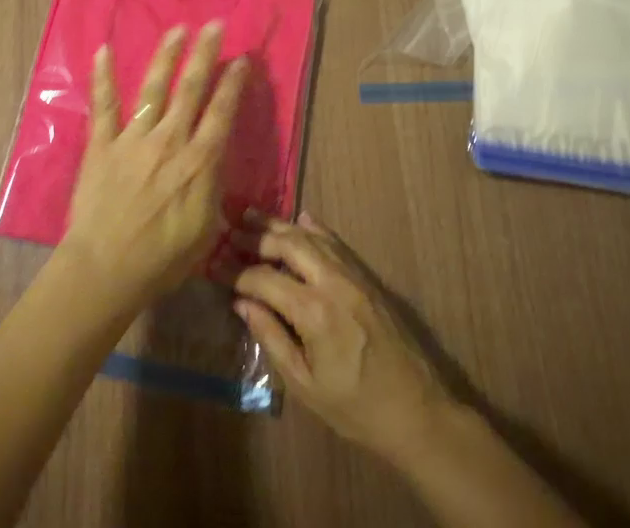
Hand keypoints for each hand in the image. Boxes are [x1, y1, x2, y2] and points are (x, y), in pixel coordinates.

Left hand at [58, 22, 247, 314]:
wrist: (108, 267)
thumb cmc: (163, 260)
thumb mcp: (206, 231)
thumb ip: (211, 193)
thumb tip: (214, 171)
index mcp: (200, 163)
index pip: (222, 112)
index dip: (234, 83)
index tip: (242, 59)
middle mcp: (170, 141)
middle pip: (191, 89)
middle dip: (205, 54)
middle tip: (214, 25)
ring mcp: (133, 139)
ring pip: (154, 89)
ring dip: (166, 57)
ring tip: (177, 29)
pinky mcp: (101, 145)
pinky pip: (104, 106)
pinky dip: (104, 77)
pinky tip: (104, 51)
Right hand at [231, 213, 455, 464]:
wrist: (419, 413)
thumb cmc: (356, 408)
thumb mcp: (304, 384)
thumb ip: (271, 337)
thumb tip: (241, 303)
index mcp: (314, 312)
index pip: (263, 279)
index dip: (234, 272)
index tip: (211, 266)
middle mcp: (334, 283)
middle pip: (287, 245)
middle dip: (255, 237)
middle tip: (228, 232)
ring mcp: (355, 277)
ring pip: (313, 238)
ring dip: (280, 226)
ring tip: (252, 217)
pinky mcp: (369, 280)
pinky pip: (338, 244)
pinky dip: (316, 229)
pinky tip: (300, 220)